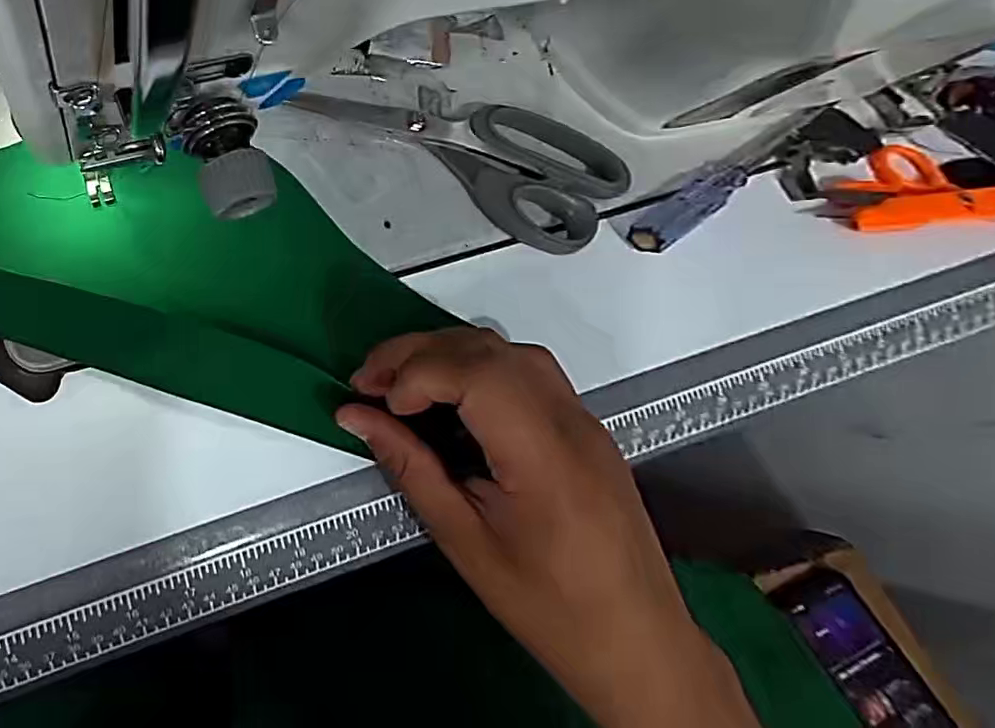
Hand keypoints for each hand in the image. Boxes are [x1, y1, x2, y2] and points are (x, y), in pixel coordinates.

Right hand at [335, 329, 757, 727]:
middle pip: (485, 349)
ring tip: (401, 381)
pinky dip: (473, 364)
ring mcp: (582, 418)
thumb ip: (408, 466)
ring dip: (444, 352)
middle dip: (415, 353)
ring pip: (505, 348)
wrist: (639, 645)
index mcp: (545, 458)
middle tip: (368, 380)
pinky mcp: (582, 424)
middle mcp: (570, 423)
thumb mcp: (462, 540)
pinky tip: (448, 392)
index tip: (379, 403)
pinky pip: (523, 367)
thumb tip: (355, 416)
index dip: (417, 374)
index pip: (477, 375)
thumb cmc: (549, 606)